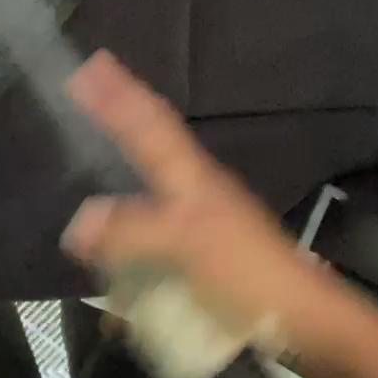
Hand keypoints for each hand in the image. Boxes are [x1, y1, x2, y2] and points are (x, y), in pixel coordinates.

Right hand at [59, 51, 356, 364]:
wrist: (301, 314)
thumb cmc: (246, 270)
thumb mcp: (186, 245)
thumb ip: (131, 231)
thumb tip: (76, 223)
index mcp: (190, 174)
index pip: (149, 123)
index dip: (120, 94)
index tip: (94, 64)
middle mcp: (193, 180)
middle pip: (154, 129)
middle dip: (123, 100)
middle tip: (93, 72)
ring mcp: (201, 206)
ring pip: (159, 156)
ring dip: (132, 128)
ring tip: (106, 108)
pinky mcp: (202, 235)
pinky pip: (158, 196)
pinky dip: (140, 175)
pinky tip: (129, 183)